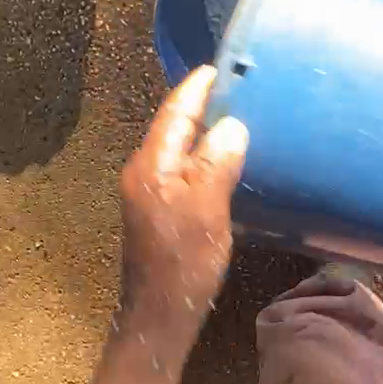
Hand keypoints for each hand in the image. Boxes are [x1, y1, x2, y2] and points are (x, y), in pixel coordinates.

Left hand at [119, 66, 248, 320]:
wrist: (159, 316)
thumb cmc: (184, 263)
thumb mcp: (207, 210)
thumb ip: (216, 164)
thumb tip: (232, 126)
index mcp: (152, 166)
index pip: (174, 113)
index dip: (196, 89)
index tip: (220, 67)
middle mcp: (145, 172)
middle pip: (173, 127)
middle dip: (201, 105)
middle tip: (237, 89)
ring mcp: (150, 193)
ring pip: (178, 150)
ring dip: (203, 132)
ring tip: (237, 116)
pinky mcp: (160, 211)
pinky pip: (182, 170)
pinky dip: (203, 158)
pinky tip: (225, 160)